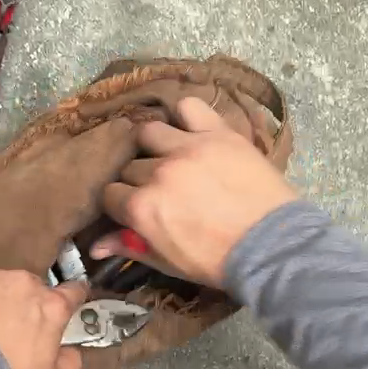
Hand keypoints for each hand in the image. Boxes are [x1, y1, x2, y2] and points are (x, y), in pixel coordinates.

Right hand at [95, 96, 298, 287]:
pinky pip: (189, 107)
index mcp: (142, 207)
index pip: (111, 195)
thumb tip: (95, 245)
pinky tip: (190, 129)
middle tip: (161, 191)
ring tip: (169, 156)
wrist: (271, 248)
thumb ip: (130, 246)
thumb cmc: (217, 261)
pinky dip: (186, 115)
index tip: (135, 209)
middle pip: (131, 166)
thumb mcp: (168, 262)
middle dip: (140, 180)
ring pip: (150, 133)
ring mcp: (187, 149)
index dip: (121, 204)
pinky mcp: (217, 133)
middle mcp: (158, 173)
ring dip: (154, 146)